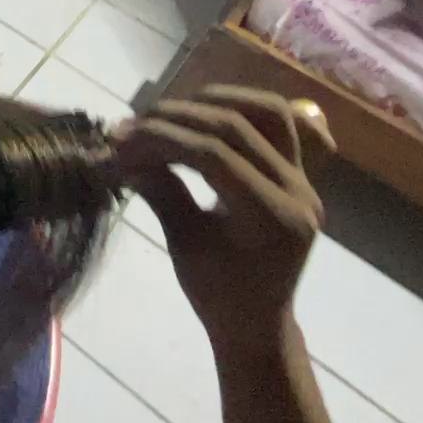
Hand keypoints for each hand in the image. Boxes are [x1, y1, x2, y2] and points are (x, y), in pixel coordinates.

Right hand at [114, 84, 332, 354]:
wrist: (256, 321)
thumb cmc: (216, 293)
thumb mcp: (182, 244)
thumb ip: (159, 190)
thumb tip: (120, 151)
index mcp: (272, 218)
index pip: (213, 154)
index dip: (161, 139)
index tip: (119, 143)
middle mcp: (297, 191)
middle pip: (234, 126)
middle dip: (173, 119)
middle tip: (130, 128)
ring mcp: (303, 178)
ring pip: (267, 112)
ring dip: (211, 101)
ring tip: (168, 114)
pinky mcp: (296, 171)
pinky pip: (278, 123)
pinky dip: (239, 107)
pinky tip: (202, 112)